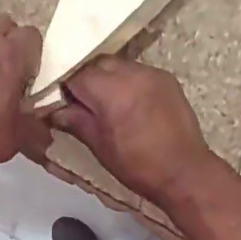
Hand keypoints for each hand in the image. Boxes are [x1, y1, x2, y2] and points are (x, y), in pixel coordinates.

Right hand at [48, 57, 225, 199]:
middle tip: (87, 108)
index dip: (67, 92)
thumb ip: (77, 122)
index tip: (66, 108)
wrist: (186, 173)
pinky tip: (132, 105)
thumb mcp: (101, 148)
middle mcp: (131, 73)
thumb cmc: (139, 167)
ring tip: (111, 107)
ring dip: (110, 80)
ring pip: (119, 66)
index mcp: (110, 90)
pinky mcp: (168, 80)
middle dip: (88, 82)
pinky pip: (140, 73)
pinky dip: (130, 84)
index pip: (76, 77)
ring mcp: (152, 74)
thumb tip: (54, 111)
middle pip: (97, 65)